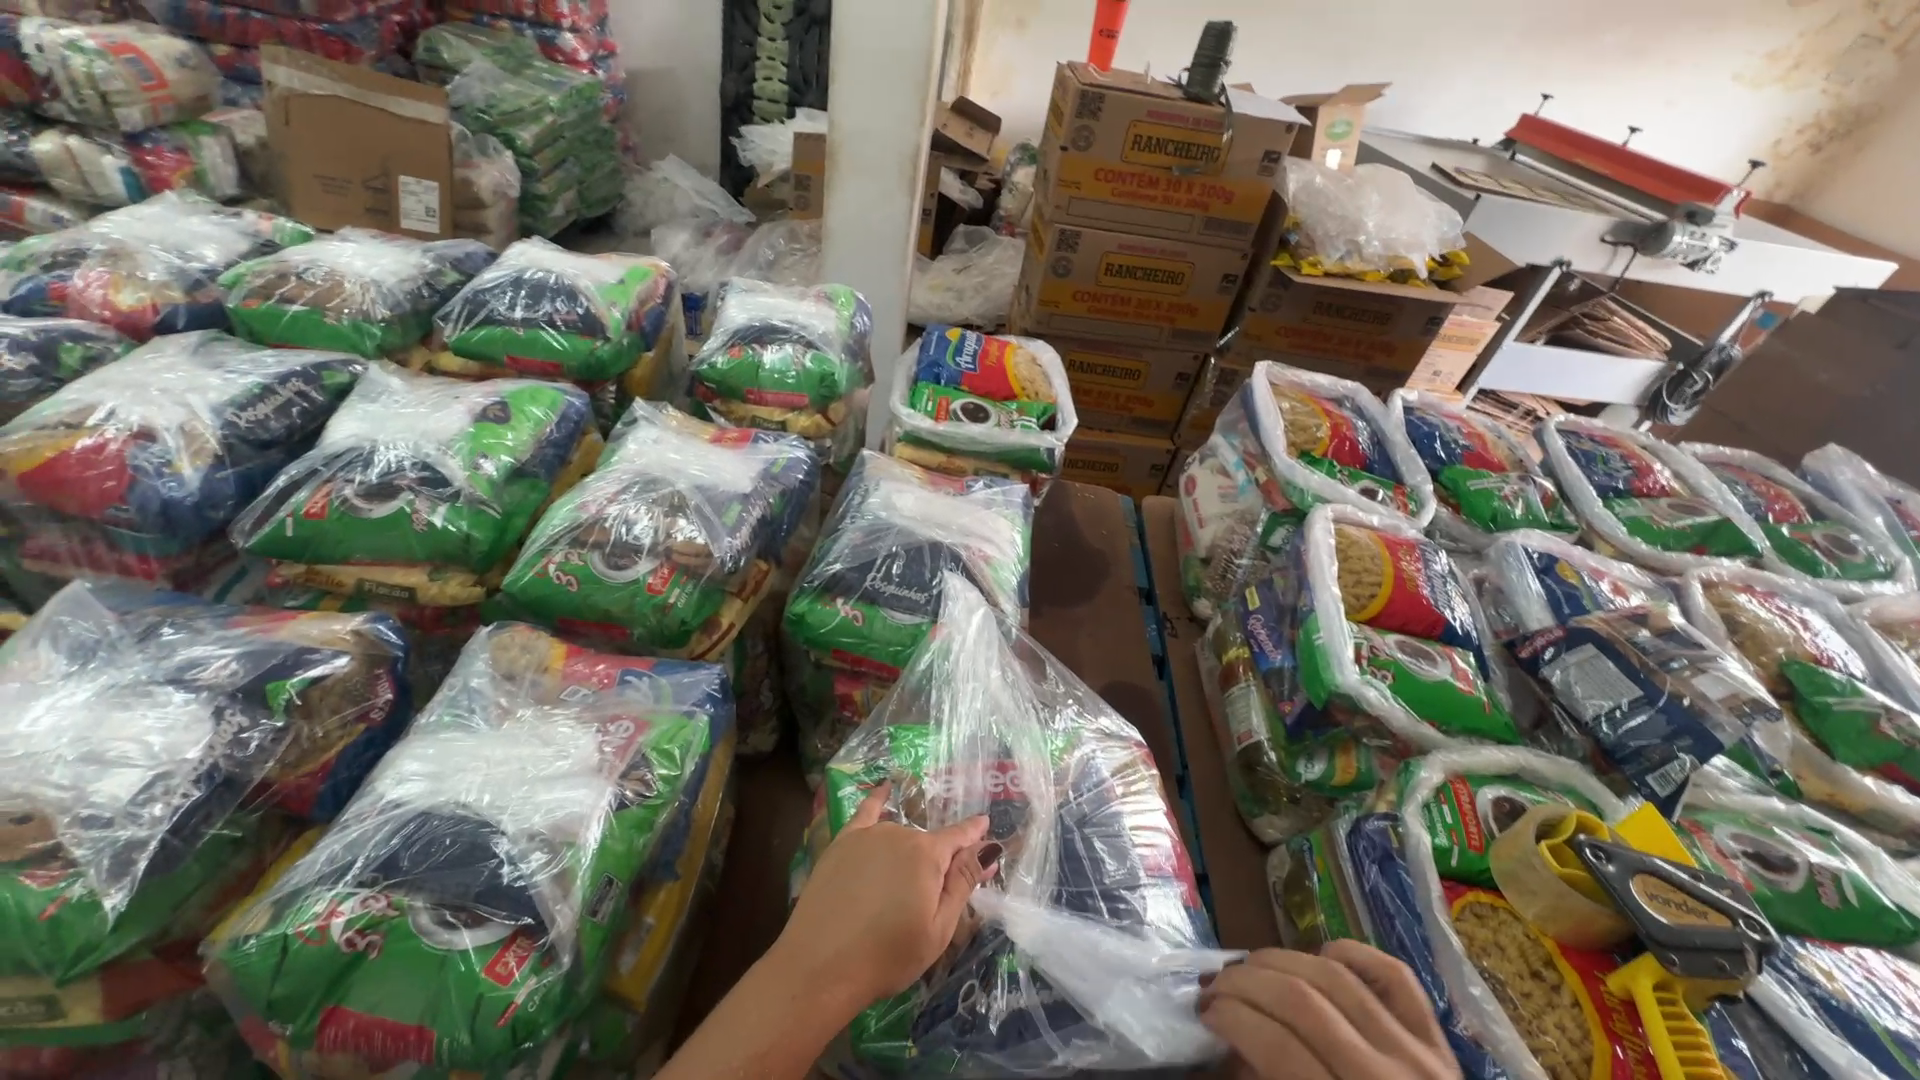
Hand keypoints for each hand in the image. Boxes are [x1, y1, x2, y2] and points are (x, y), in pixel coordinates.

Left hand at [773, 782, 998, 1009]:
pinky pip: (866, 811)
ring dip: (911, 851)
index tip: (988, 827)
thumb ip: (963, 883)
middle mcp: (900, 834)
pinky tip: (885, 788)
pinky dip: (879, 799)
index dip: (975, 835)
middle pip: (930, 843)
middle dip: (940, 860)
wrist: (820, 966)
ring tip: (903, 886)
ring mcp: (867, 836)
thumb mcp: (938, 929)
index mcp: (928, 855)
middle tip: (931, 899)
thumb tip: (989, 849)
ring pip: (901, 835)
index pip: (960, 837)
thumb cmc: (887, 956)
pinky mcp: (841, 842)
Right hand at [1201, 942, 1458, 1079]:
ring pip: (1337, 977)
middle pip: (1300, 1001)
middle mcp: (1386, 1078)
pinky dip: (1353, 954)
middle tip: (1215, 986)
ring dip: (1281, 960)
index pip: (1277, 1045)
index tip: (1204, 1012)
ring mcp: (1421, 1056)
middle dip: (1245, 983)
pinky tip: (1319, 958)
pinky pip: (1395, 976)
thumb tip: (1231, 1046)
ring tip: (1250, 966)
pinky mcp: (1440, 1043)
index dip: (1231, 1018)